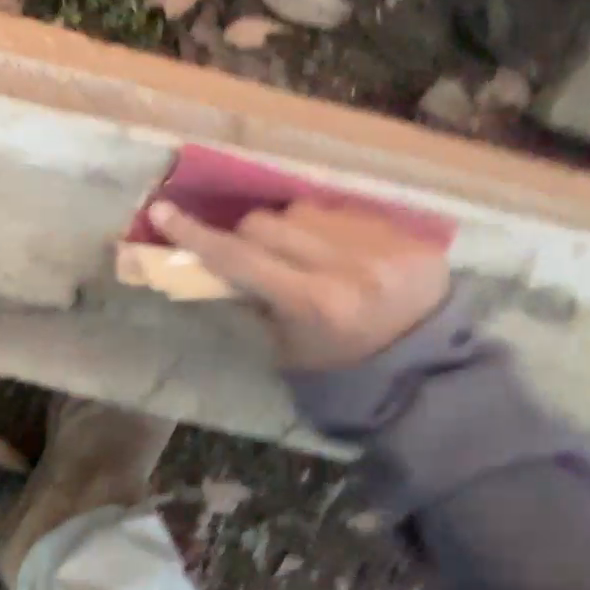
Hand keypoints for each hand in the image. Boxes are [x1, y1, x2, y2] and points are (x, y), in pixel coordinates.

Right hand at [147, 199, 450, 371]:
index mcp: (313, 301)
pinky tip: (343, 255)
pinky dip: (331, 230)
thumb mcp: (284, 344)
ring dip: (292, 229)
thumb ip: (252, 296)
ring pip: (304, 210)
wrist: (427, 379)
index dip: (194, 233)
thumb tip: (214, 259)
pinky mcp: (412, 239)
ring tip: (306, 256)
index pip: (238, 255)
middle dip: (248, 237)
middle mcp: (349, 267)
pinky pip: (346, 214)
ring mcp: (385, 248)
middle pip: (266, 223)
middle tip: (253, 257)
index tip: (161, 210)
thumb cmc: (339, 370)